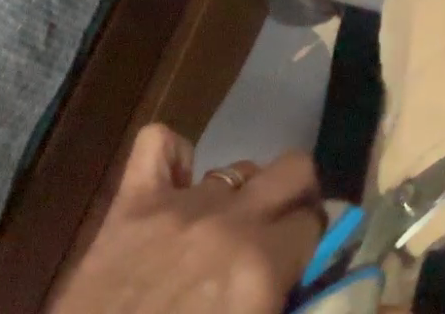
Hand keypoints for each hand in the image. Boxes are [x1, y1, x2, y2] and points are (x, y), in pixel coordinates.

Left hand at [49, 124, 325, 313]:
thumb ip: (277, 300)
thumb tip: (294, 283)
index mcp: (261, 267)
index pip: (314, 224)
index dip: (312, 244)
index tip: (302, 264)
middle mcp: (228, 222)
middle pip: (292, 168)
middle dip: (296, 198)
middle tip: (281, 233)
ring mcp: (177, 206)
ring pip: (234, 168)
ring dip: (239, 197)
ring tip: (224, 232)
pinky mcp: (130, 204)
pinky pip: (158, 145)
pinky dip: (173, 160)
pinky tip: (175, 188)